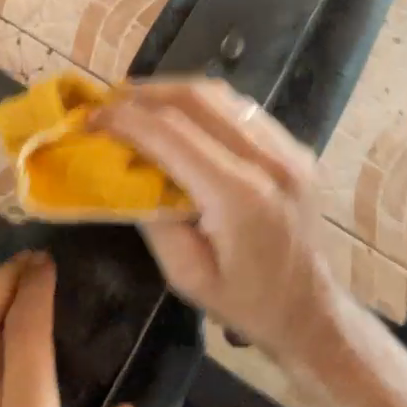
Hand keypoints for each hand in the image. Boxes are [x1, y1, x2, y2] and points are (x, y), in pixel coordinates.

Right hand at [95, 79, 344, 365]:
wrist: (314, 314)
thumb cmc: (246, 303)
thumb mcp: (185, 275)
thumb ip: (153, 216)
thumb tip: (122, 166)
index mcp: (240, 196)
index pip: (171, 133)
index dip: (126, 118)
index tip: (91, 117)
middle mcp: (269, 161)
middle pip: (195, 99)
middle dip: (144, 94)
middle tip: (107, 101)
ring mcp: (289, 150)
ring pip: (219, 95)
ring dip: (171, 92)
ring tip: (136, 102)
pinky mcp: (296, 148)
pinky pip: (240, 109)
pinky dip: (201, 104)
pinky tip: (178, 116)